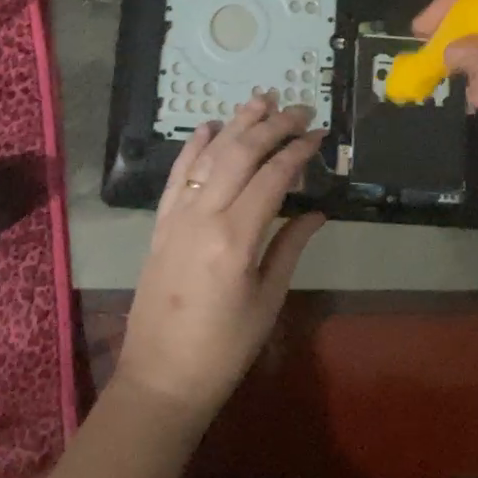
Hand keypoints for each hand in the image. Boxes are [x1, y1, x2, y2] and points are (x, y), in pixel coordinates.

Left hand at [115, 96, 326, 422]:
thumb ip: (290, 247)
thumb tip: (316, 211)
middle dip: (271, 126)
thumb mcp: (268, 300)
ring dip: (235, 125)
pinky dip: (192, 148)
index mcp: (236, 238)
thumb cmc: (224, 348)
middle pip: (240, 154)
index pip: (272, 176)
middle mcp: (203, 216)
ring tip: (259, 100)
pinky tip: (208, 128)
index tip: (318, 133)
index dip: (297, 150)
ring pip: (208, 156)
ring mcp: (176, 217)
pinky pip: (177, 175)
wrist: (161, 377)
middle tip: (297, 108)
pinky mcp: (159, 224)